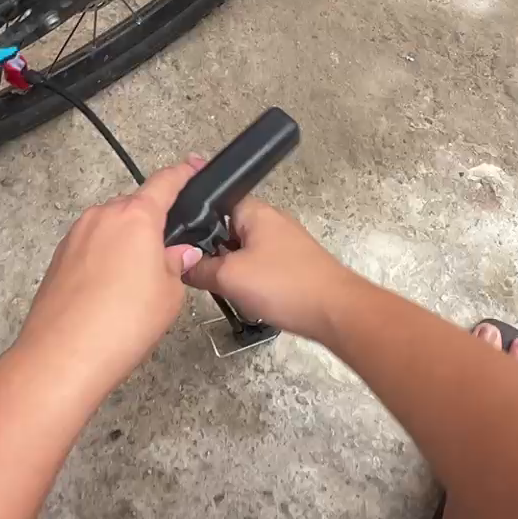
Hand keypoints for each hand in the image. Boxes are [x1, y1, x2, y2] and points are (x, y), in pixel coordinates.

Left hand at [10, 157, 206, 399]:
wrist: (62, 356)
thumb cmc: (119, 325)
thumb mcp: (168, 294)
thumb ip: (175, 264)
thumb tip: (178, 254)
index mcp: (135, 217)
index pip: (165, 182)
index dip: (184, 172)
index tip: (193, 166)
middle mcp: (103, 217)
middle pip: (135, 206)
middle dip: (154, 222)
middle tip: (170, 250)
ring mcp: (76, 235)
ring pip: (112, 227)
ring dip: (128, 243)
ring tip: (140, 281)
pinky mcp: (60, 257)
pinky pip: (92, 246)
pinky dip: (106, 258)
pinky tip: (113, 290)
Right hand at [184, 198, 362, 339]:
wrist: (335, 312)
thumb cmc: (286, 285)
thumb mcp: (229, 277)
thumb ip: (199, 269)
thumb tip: (182, 267)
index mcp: (255, 211)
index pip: (215, 205)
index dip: (196, 225)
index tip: (182, 246)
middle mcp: (271, 221)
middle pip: (228, 231)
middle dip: (213, 253)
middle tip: (202, 273)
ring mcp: (284, 243)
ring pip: (243, 252)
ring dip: (232, 270)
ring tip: (225, 288)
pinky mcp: (293, 265)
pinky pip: (260, 267)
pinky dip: (251, 281)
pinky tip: (248, 298)